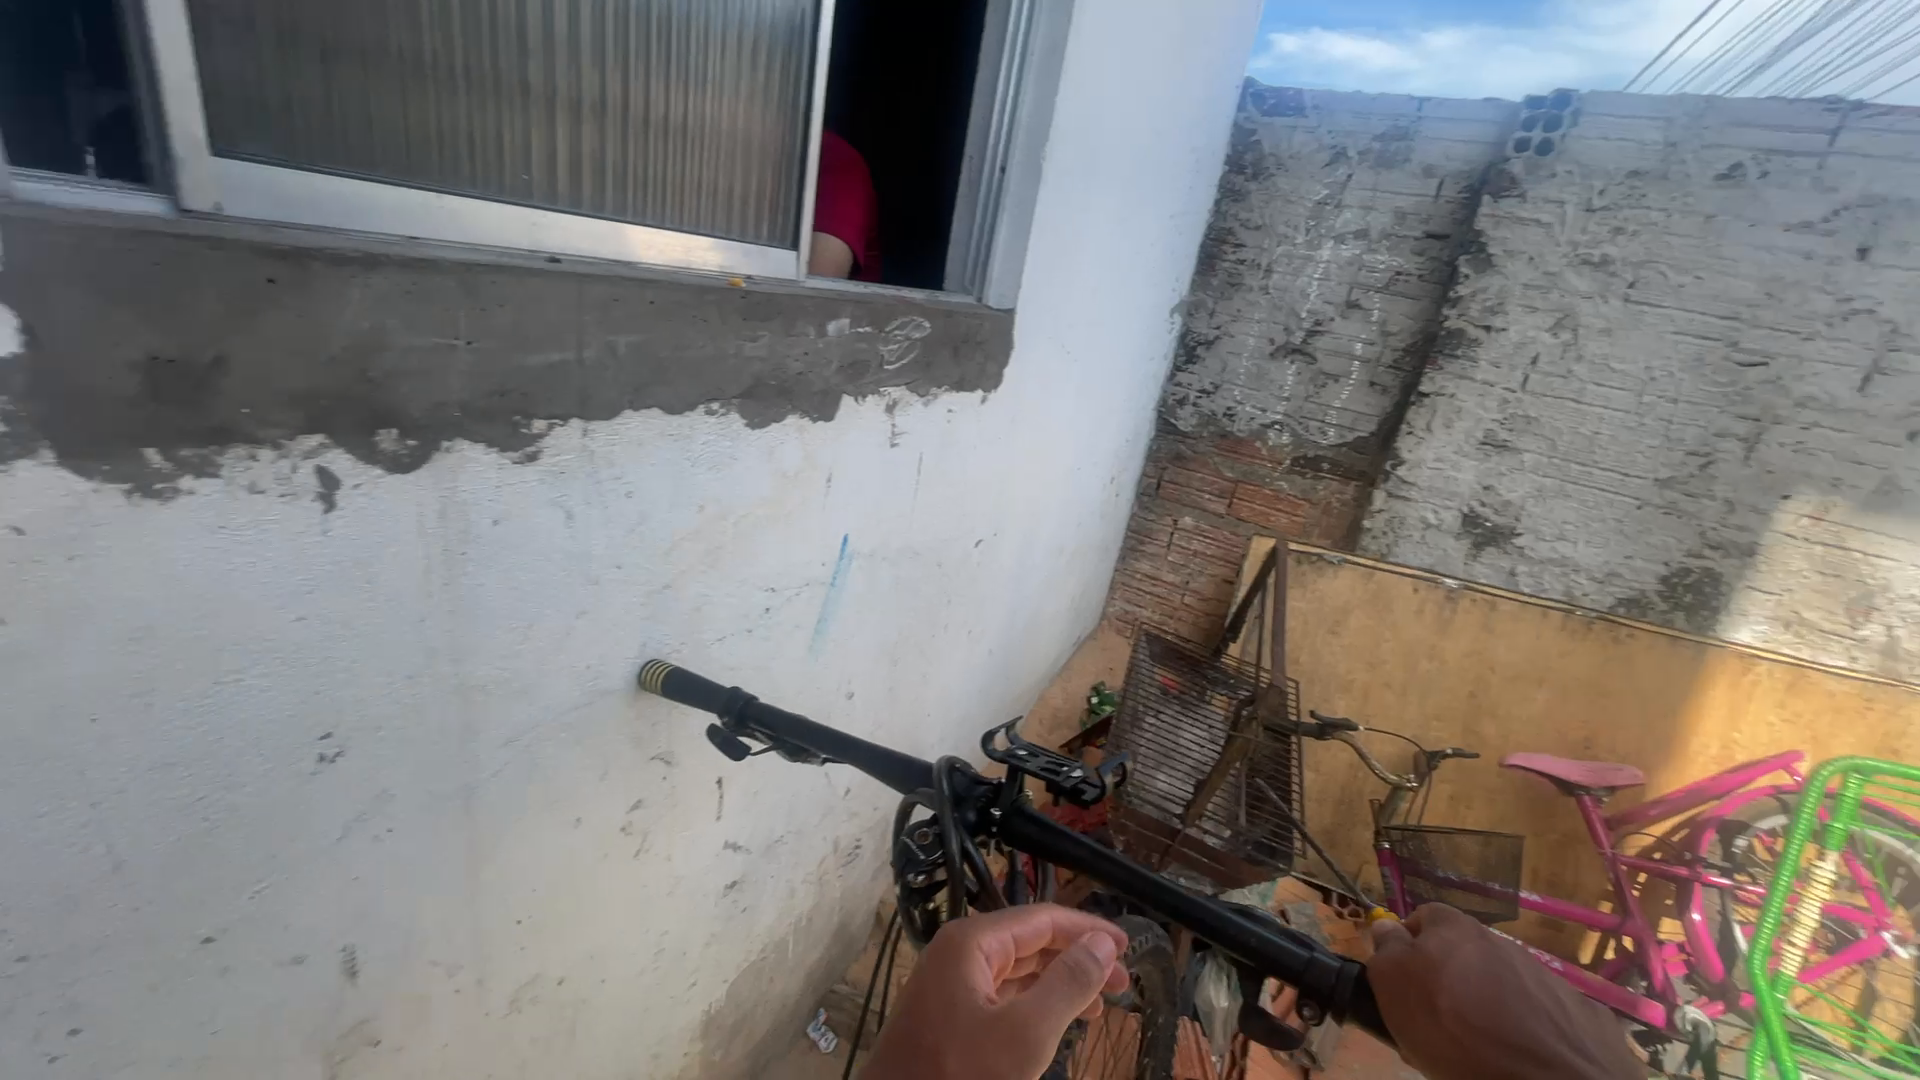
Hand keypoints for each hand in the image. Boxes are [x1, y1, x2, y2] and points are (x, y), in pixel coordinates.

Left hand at [859, 903, 1129, 1079]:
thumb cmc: (960, 1078)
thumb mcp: (1024, 1035)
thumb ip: (1067, 985)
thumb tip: (1102, 941)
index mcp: (971, 942)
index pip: (1041, 919)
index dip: (1087, 929)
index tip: (1128, 945)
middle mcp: (958, 953)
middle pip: (1029, 942)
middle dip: (1077, 957)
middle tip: (1124, 982)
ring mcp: (950, 985)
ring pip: (1016, 971)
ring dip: (1059, 982)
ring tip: (1100, 1003)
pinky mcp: (948, 1017)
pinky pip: (1001, 997)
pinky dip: (1034, 1004)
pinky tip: (1058, 1019)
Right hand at [1367, 904, 1642, 1079]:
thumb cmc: (1456, 1029)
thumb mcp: (1393, 985)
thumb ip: (1386, 948)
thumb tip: (1388, 928)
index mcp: (1455, 928)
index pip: (1423, 918)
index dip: (1410, 948)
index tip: (1407, 984)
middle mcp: (1502, 942)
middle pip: (1467, 953)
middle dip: (1453, 979)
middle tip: (1441, 1022)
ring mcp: (1550, 979)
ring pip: (1508, 984)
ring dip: (1494, 1004)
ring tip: (1485, 1046)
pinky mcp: (1589, 1019)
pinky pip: (1551, 1018)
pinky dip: (1537, 1032)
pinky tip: (1527, 1057)